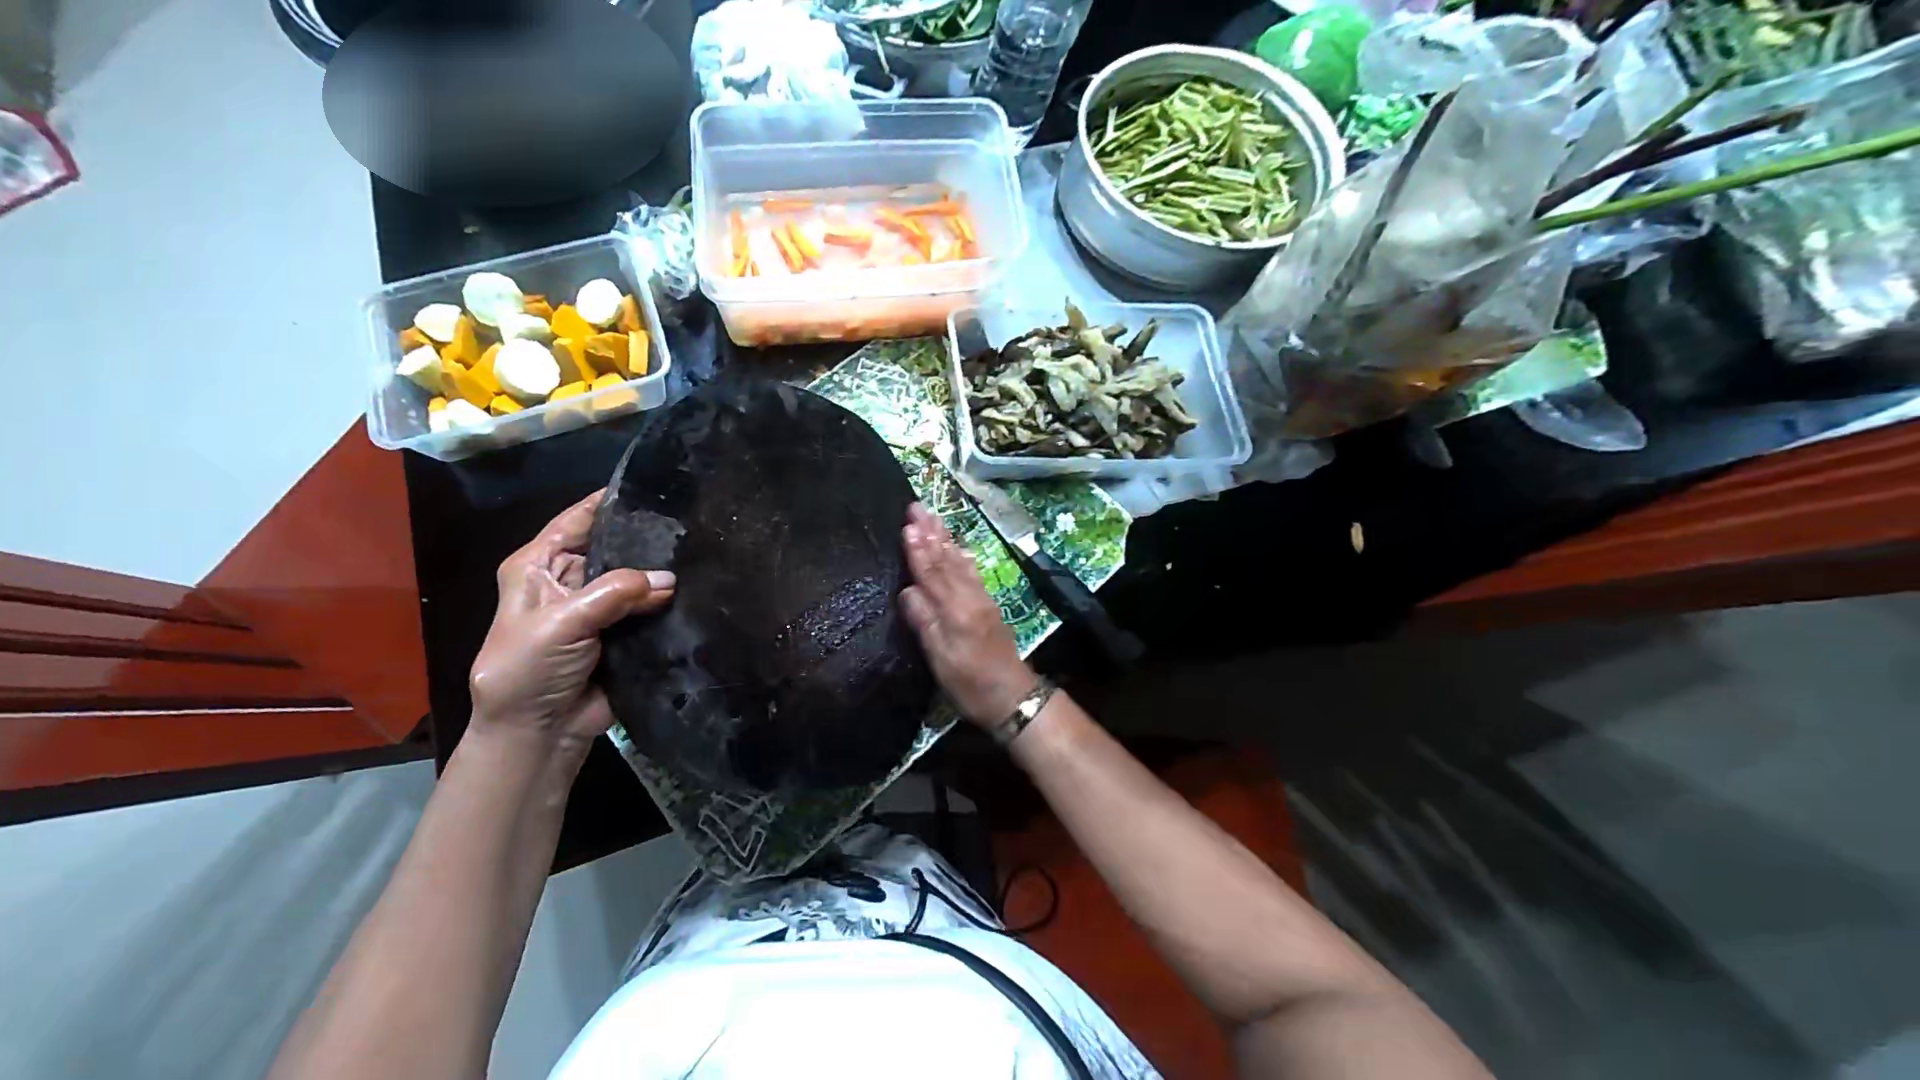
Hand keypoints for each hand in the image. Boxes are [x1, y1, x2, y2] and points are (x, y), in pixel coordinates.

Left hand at [469, 489, 675, 758]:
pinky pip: (652, 609)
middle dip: (648, 540)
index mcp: (540, 565)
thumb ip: (613, 594)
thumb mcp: (560, 623)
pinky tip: (700, 588)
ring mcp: (601, 607)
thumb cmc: (528, 670)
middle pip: (616, 547)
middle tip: (693, 526)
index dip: (611, 502)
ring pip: (638, 578)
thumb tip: (669, 579)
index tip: (656, 486)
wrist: (539, 733)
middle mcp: (572, 579)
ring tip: (704, 554)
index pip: (579, 519)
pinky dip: (670, 603)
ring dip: (663, 575)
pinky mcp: (625, 632)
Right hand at [900, 502, 1039, 728]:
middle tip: (918, 506)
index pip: (931, 572)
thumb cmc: (970, 684)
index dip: (918, 549)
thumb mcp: (941, 659)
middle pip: (946, 560)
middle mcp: (969, 598)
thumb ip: (925, 623)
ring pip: (959, 562)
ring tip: (934, 517)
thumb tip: (907, 591)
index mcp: (954, 609)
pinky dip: (962, 555)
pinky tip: (960, 547)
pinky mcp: (987, 606)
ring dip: (945, 538)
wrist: (1013, 697)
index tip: (907, 523)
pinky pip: (972, 572)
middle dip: (931, 533)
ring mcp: (981, 600)